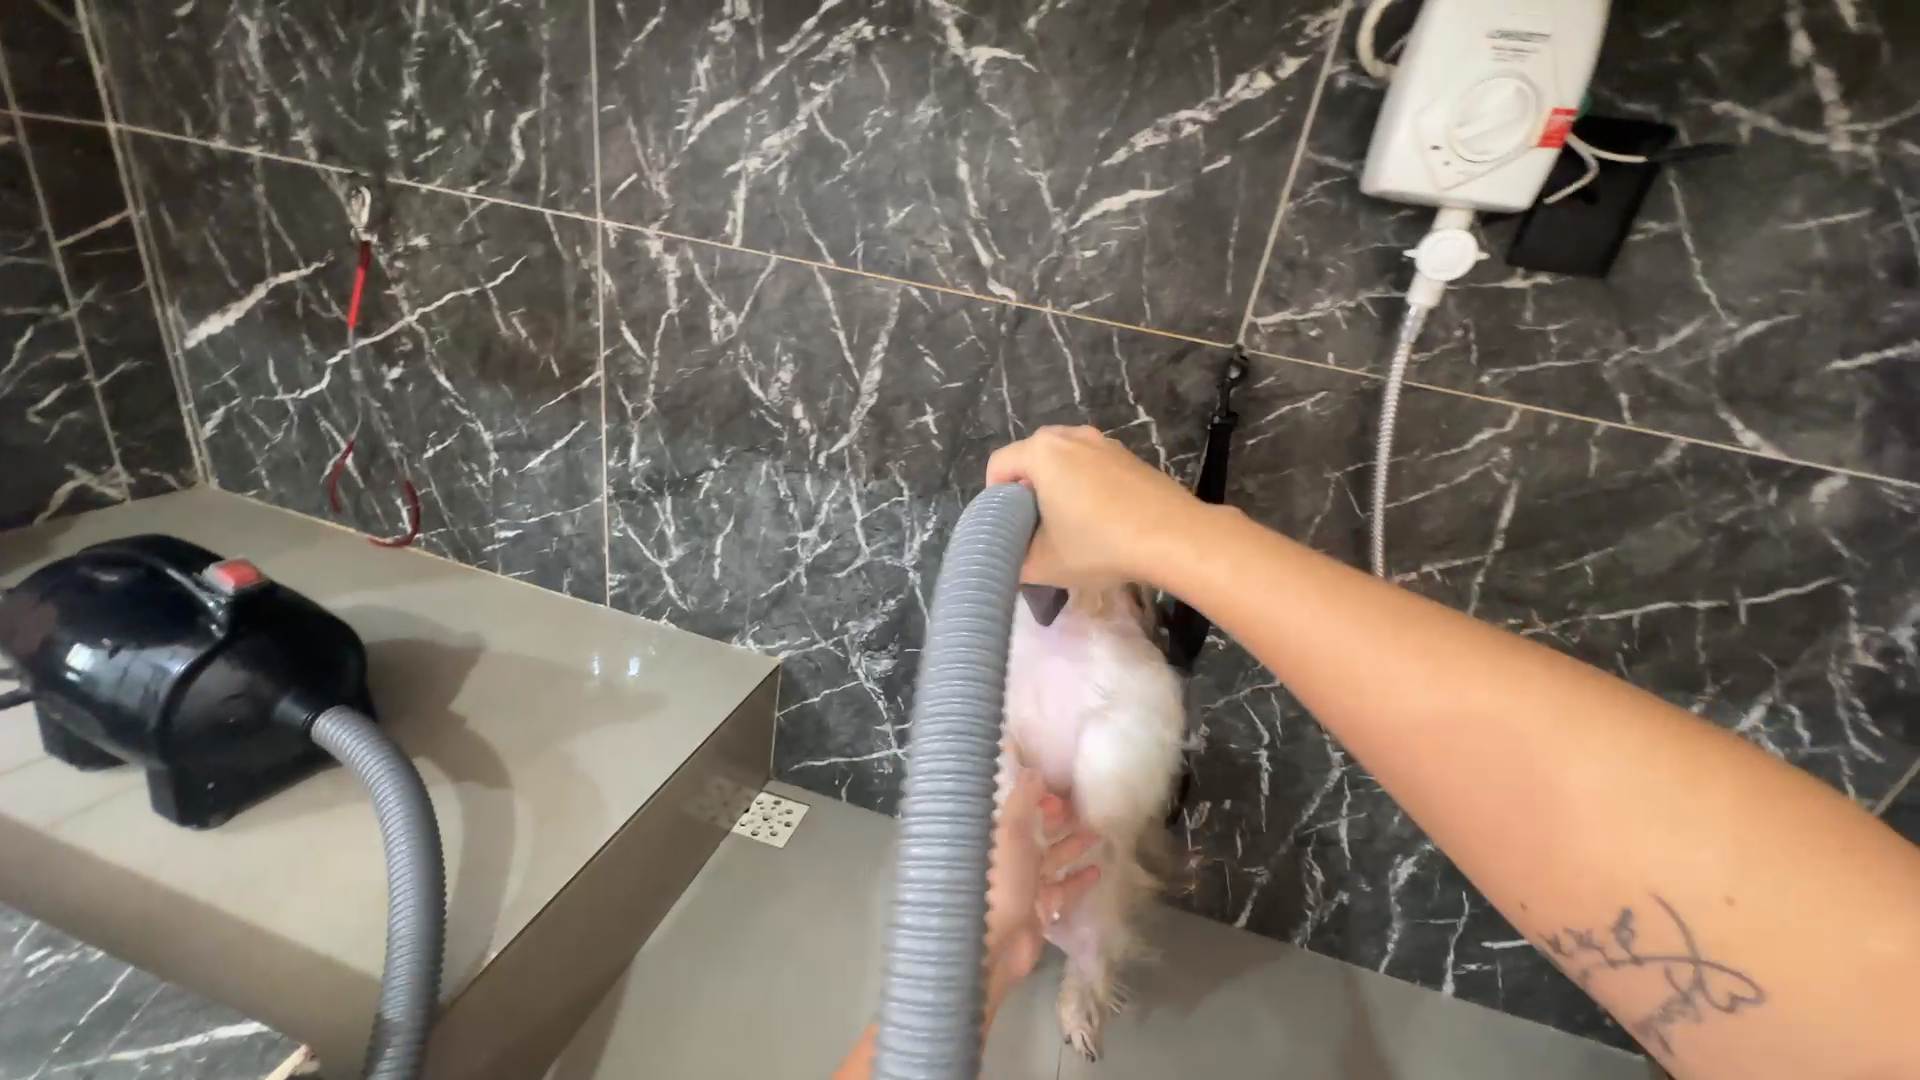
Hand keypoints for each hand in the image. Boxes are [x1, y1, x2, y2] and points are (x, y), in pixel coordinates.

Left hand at [984, 766, 1101, 1008]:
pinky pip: (1063, 888)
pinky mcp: (1039, 908)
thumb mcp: (1009, 832)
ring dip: (1074, 844)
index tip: (1059, 786)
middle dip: (1057, 818)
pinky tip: (1098, 870)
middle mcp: (1008, 856)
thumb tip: (1033, 770)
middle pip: (1036, 831)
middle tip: (1084, 806)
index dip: (1036, 796)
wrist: (994, 945)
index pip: (1016, 808)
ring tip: (1098, 832)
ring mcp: (1024, 883)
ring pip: (1052, 857)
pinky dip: (1079, 879)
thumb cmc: (999, 881)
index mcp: (996, 836)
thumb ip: (1022, 800)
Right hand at [985, 426, 1204, 590]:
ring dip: (1057, 486)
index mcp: (1043, 452)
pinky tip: (1100, 520)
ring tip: (1066, 523)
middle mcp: (1072, 436)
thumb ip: (1015, 561)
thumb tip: (1012, 560)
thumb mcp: (1044, 564)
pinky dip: (1086, 486)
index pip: (999, 465)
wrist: (1174, 538)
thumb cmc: (1099, 545)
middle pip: (1031, 457)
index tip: (1005, 527)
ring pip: (1065, 461)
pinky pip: (1093, 467)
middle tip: (1032, 525)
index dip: (993, 497)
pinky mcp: (1131, 457)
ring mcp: (1105, 443)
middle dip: (1026, 489)